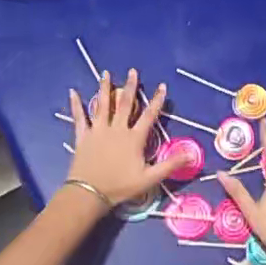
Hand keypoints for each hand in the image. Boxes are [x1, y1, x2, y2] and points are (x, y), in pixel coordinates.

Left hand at [65, 69, 180, 204]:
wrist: (90, 193)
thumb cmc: (120, 187)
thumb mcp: (149, 178)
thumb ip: (170, 165)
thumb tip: (192, 155)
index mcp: (134, 139)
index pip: (149, 115)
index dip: (157, 100)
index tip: (162, 86)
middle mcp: (117, 129)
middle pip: (125, 104)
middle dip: (130, 87)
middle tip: (132, 71)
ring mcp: (98, 131)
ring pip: (102, 105)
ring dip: (104, 88)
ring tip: (106, 74)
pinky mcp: (83, 136)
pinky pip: (79, 117)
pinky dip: (76, 104)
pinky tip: (73, 92)